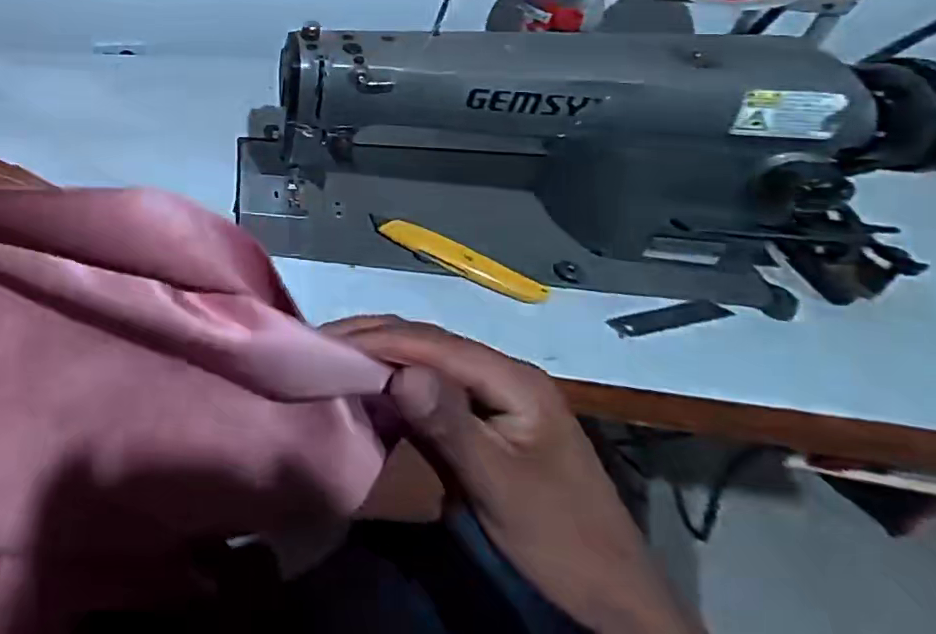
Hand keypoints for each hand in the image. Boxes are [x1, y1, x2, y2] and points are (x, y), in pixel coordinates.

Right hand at [327, 316, 701, 633]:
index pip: (434, 342)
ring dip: (385, 358)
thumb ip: (451, 424)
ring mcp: (499, 399)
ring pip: (432, 363)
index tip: (326, 342)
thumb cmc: (559, 539)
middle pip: (432, 342)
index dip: (378, 338)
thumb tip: (400, 370)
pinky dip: (401, 386)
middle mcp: (505, 376)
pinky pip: (437, 392)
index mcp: (513, 378)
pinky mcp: (491, 424)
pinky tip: (375, 391)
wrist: (614, 598)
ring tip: (337, 359)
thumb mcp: (502, 485)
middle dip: (376, 338)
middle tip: (321, 344)